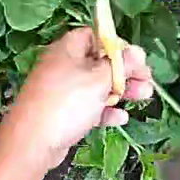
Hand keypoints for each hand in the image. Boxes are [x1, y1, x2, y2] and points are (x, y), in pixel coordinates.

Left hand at [0, 27, 152, 169]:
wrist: (32, 143)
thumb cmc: (66, 103)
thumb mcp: (99, 79)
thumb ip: (120, 65)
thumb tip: (137, 51)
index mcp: (68, 49)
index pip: (96, 36)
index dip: (118, 46)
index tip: (136, 58)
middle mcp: (64, 66)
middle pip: (100, 63)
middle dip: (126, 72)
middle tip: (147, 80)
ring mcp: (62, 91)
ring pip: (97, 86)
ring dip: (121, 91)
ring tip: (145, 97)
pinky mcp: (63, 113)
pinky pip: (89, 106)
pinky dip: (105, 110)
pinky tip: (121, 118)